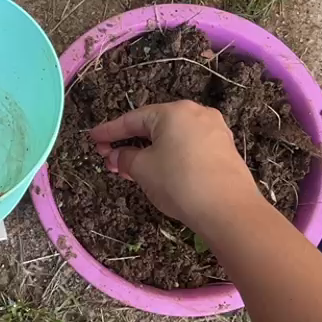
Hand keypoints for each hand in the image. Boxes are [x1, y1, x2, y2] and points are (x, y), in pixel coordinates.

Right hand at [88, 101, 263, 236]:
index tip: (93, 138)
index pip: (132, 119)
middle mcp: (196, 114)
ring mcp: (213, 131)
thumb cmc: (179, 182)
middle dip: (129, 143)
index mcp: (173, 112)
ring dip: (148, 152)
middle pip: (153, 127)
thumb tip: (117, 155)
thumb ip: (125, 158)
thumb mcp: (142, 169)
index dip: (109, 131)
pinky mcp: (223, 149)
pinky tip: (157, 172)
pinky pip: (187, 147)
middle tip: (109, 159)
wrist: (229, 210)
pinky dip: (168, 156)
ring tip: (130, 170)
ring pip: (171, 138)